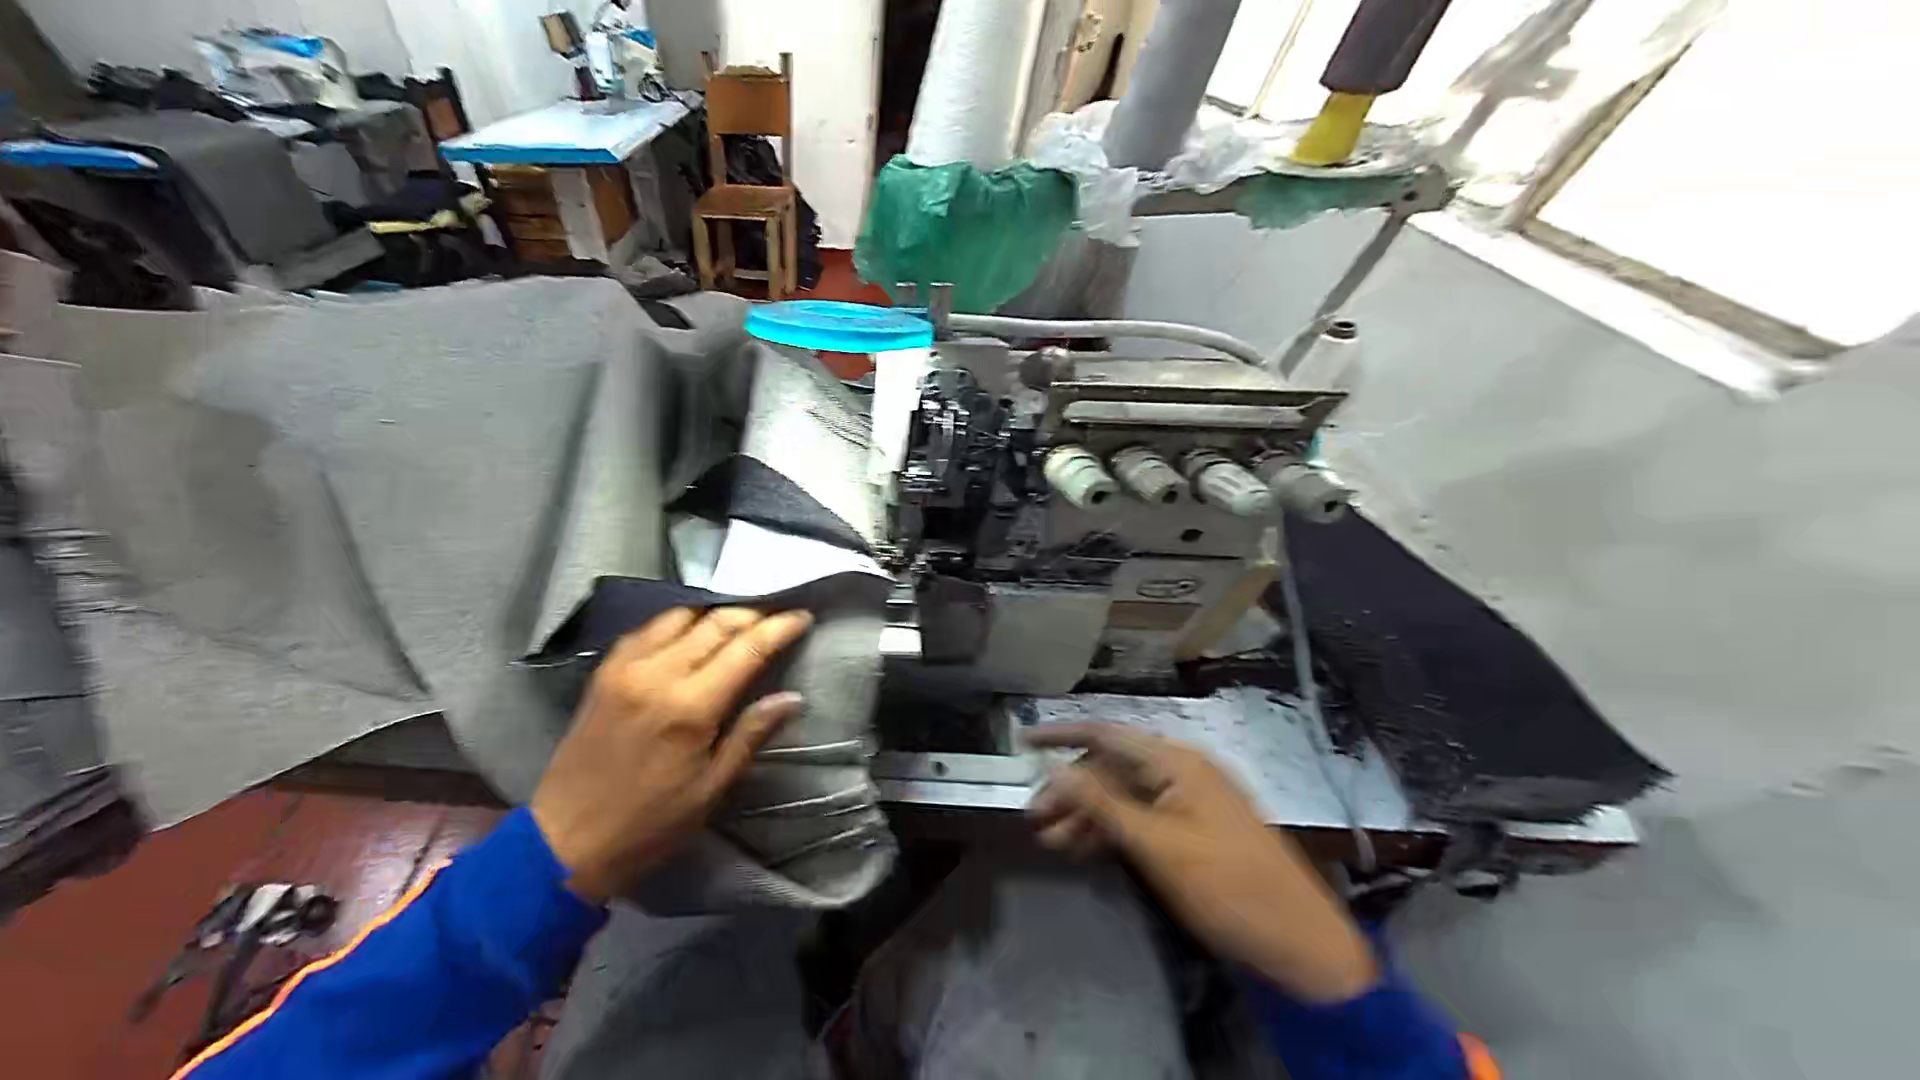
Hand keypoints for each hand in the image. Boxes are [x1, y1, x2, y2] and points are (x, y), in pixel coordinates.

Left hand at [531, 606, 812, 903]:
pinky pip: (647, 629)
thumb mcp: (712, 788)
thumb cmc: (649, 824)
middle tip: (777, 617)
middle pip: (716, 623)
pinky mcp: (605, 672)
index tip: (803, 617)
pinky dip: (677, 622)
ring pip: (680, 616)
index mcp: (690, 707)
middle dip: (753, 614)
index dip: (779, 628)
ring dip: (715, 613)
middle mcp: (657, 674)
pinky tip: (691, 633)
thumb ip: (751, 734)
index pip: (746, 648)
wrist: (563, 842)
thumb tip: (792, 697)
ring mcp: (626, 668)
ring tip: (739, 622)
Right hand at [1025, 724, 1377, 1002]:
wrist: (1299, 944)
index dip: (1062, 734)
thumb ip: (1103, 803)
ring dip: (1086, 814)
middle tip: (1034, 819)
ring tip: (1051, 842)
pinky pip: (1140, 816)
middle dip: (1070, 788)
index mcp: (1177, 761)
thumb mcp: (1157, 845)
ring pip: (1123, 794)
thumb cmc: (1226, 886)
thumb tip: (1056, 769)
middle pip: (1111, 766)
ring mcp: (1188, 800)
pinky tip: (1084, 849)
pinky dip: (1111, 830)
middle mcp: (1181, 770)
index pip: (1107, 734)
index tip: (1023, 741)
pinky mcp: (1190, 829)